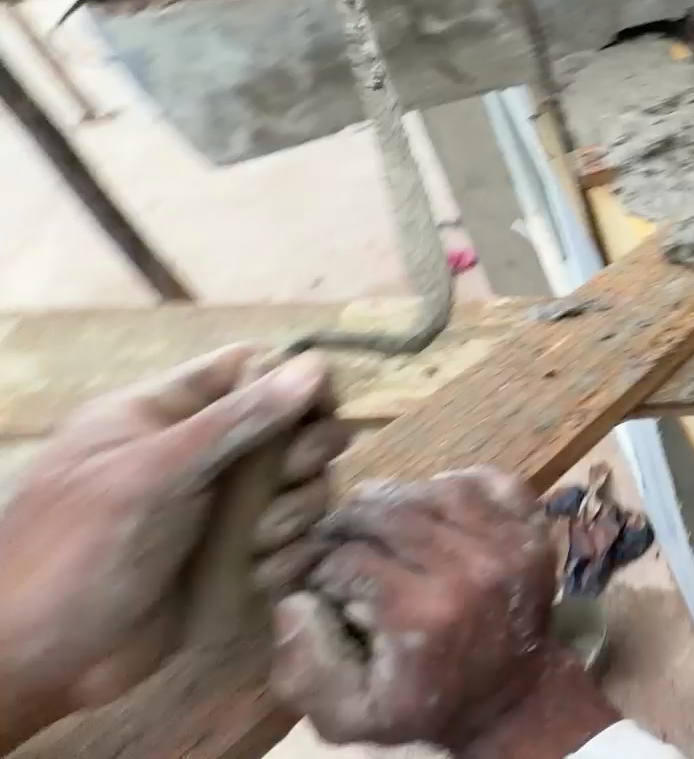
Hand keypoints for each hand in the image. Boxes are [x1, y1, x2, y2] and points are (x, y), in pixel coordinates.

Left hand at [0, 346, 343, 741]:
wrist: (35, 671)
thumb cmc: (73, 559)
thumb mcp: (147, 478)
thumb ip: (234, 420)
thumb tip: (315, 366)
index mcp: (162, 416)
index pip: (249, 367)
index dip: (292, 380)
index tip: (314, 410)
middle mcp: (203, 450)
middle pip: (297, 420)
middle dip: (308, 449)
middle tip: (291, 476)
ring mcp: (226, 500)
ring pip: (309, 476)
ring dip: (300, 505)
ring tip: (261, 540)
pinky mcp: (246, 545)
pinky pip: (303, 529)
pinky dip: (293, 548)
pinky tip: (261, 569)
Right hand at [270, 469, 618, 757]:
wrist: (513, 694)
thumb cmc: (426, 705)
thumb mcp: (349, 716)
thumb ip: (306, 667)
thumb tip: (293, 600)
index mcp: (421, 612)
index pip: (353, 560)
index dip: (320, 561)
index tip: (310, 569)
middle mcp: (470, 567)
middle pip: (398, 515)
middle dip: (352, 517)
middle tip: (332, 526)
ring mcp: (510, 544)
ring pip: (446, 491)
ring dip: (403, 492)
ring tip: (374, 505)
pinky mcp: (536, 532)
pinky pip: (500, 484)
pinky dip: (466, 479)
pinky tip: (436, 492)